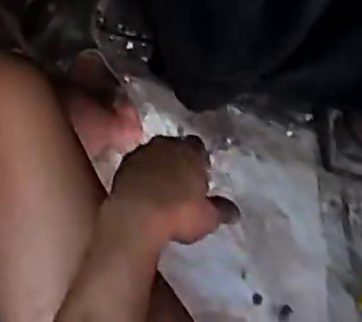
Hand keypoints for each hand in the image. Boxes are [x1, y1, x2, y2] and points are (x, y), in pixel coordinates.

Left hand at [106, 135, 237, 245]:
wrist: (136, 214)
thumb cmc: (178, 213)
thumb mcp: (207, 218)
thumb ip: (222, 210)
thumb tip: (234, 211)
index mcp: (189, 152)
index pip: (198, 146)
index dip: (200, 160)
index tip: (201, 176)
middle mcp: (166, 144)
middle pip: (176, 146)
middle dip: (180, 159)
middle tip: (183, 182)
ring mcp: (144, 150)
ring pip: (156, 152)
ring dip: (160, 164)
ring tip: (163, 186)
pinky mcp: (126, 161)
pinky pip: (139, 162)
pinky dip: (143, 171)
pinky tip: (144, 188)